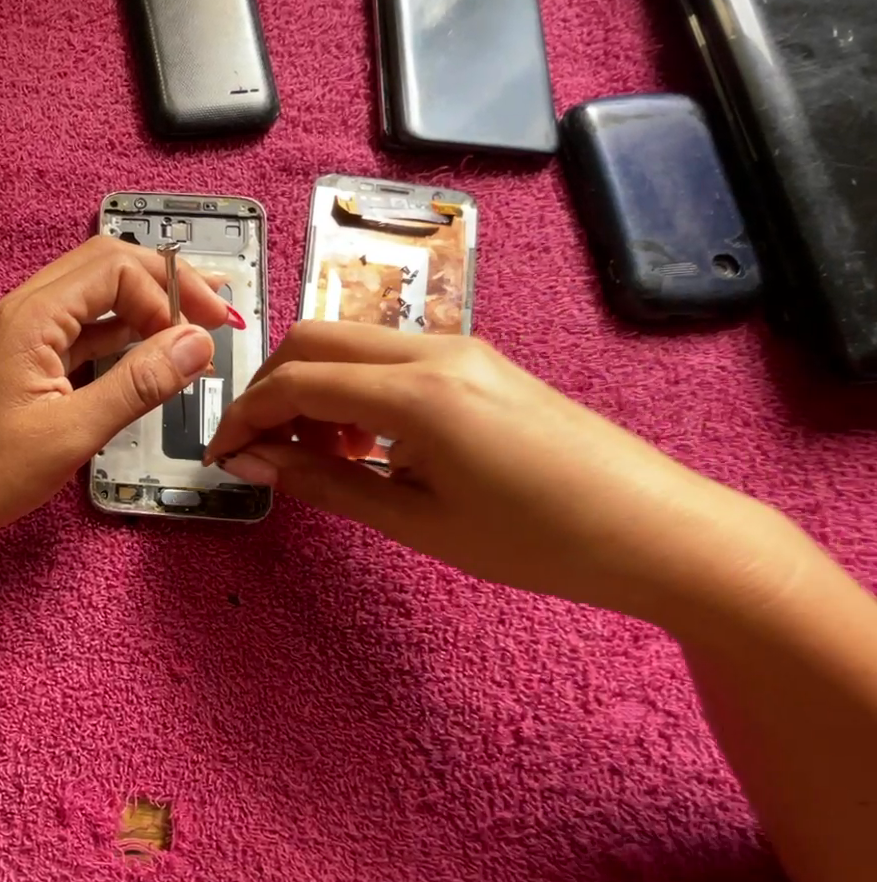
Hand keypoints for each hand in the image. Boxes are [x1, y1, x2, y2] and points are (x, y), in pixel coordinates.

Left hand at [0, 235, 235, 553]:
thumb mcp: (71, 433)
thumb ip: (137, 384)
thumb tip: (198, 344)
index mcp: (29, 318)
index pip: (114, 267)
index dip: (169, 291)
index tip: (207, 331)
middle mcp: (20, 311)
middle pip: (103, 267)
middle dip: (163, 284)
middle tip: (215, 314)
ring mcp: (16, 332)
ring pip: (90, 296)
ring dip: (142, 307)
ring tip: (195, 326)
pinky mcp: (18, 357)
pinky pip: (75, 329)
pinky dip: (115, 335)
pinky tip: (148, 351)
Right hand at [203, 321, 799, 621]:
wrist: (662, 532)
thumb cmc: (537, 542)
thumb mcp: (414, 522)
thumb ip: (321, 482)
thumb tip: (249, 462)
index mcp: (418, 394)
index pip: (295, 382)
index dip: (243, 417)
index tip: (220, 456)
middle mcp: (435, 351)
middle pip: (311, 339)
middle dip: (266, 390)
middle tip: (256, 448)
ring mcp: (458, 349)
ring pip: (345, 342)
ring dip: (307, 387)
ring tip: (314, 455)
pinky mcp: (473, 362)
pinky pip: (383, 356)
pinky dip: (346, 388)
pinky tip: (360, 442)